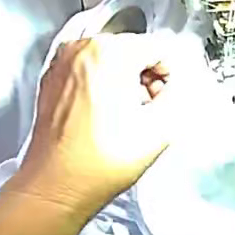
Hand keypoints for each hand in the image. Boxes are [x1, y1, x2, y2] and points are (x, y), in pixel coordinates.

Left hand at [7, 34, 181, 220]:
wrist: (56, 186)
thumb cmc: (97, 164)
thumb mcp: (160, 130)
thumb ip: (179, 97)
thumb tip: (181, 86)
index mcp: (108, 53)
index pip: (158, 48)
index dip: (170, 76)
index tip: (167, 98)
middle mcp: (80, 50)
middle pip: (132, 51)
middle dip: (147, 79)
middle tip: (148, 112)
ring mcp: (62, 64)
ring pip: (110, 61)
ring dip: (125, 85)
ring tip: (126, 119)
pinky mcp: (52, 81)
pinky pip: (88, 74)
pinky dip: (102, 90)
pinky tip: (106, 120)